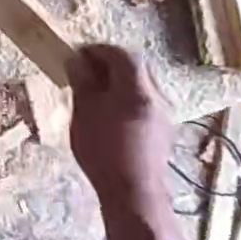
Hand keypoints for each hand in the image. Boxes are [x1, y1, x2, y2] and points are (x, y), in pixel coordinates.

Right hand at [67, 45, 175, 212]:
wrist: (132, 189)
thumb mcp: (84, 114)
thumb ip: (83, 84)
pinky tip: (110, 111)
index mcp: (136, 90)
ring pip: (142, 83)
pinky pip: (145, 99)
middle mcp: (156, 96)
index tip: (78, 54)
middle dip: (110, 62)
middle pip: (137, 66)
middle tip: (85, 69)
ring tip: (94, 90)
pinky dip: (127, 94)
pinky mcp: (163, 127)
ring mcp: (164, 112)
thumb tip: (76, 61)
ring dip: (119, 79)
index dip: (99, 50)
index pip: (123, 55)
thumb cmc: (102, 150)